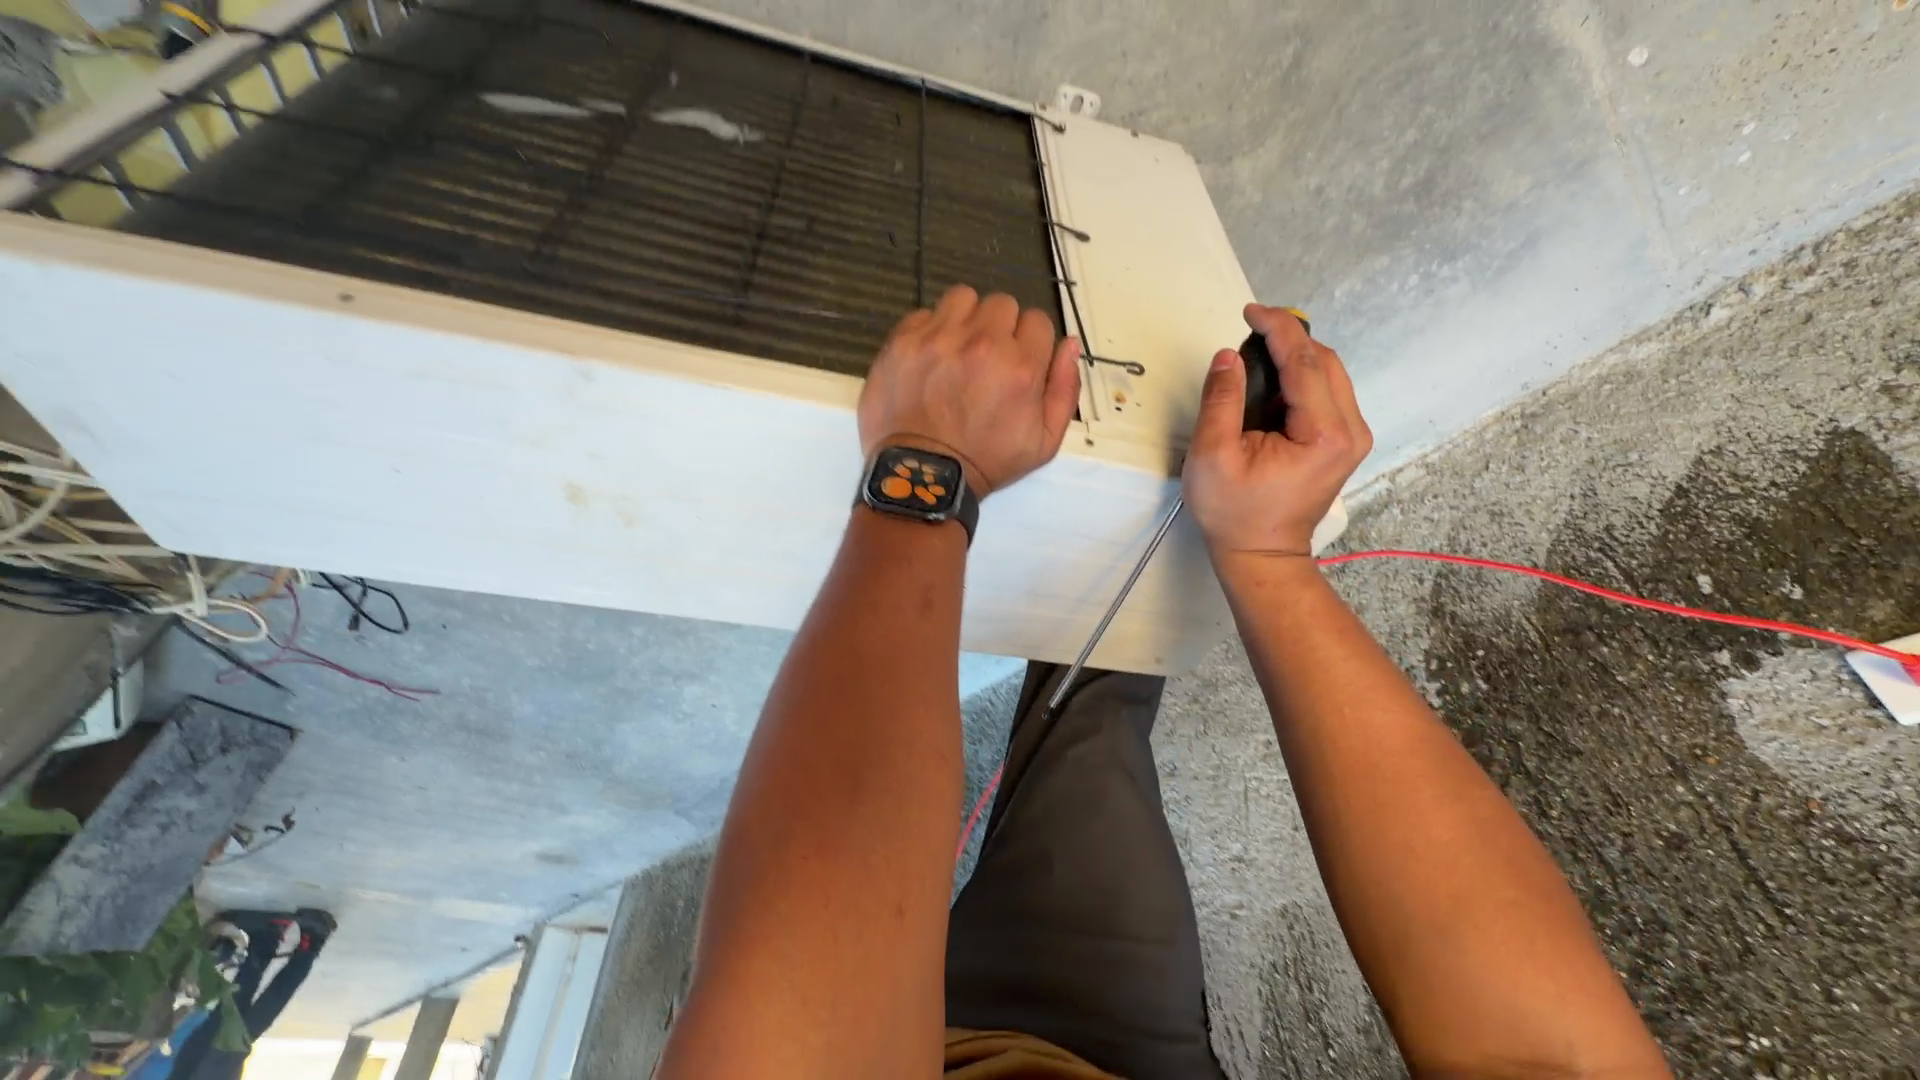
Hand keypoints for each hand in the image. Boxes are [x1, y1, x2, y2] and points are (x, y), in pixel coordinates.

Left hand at [859, 286, 1081, 497]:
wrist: (922, 476)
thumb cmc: (986, 462)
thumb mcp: (1044, 443)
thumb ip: (1065, 390)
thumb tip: (1069, 344)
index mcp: (1020, 366)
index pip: (1038, 321)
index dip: (1030, 343)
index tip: (1016, 364)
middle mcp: (981, 343)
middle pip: (1002, 304)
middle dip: (1000, 328)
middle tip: (987, 359)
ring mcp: (938, 338)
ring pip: (963, 298)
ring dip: (966, 318)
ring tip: (959, 349)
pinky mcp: (903, 341)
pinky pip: (925, 313)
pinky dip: (931, 330)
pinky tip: (931, 357)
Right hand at [1182, 303, 1371, 556]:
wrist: (1260, 555)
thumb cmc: (1233, 513)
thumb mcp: (1212, 455)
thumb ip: (1221, 400)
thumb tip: (1228, 357)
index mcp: (1323, 433)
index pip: (1305, 362)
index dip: (1278, 328)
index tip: (1250, 311)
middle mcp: (1350, 430)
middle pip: (1325, 362)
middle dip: (1289, 337)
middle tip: (1250, 328)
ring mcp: (1352, 437)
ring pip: (1330, 374)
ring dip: (1296, 355)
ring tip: (1256, 351)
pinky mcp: (1342, 443)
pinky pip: (1327, 393)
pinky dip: (1301, 376)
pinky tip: (1272, 378)